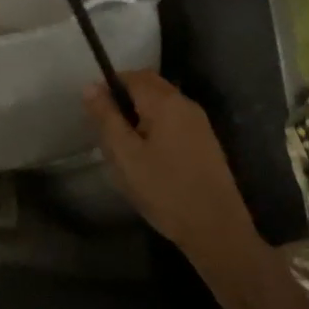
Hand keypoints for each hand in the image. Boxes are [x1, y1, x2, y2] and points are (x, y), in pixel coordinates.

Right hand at [84, 70, 260, 256]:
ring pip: (161, 105)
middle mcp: (185, 104)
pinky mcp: (206, 143)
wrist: (218, 232)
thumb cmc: (165, 191)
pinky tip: (151, 160)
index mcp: (165, 101)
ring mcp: (200, 124)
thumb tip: (90, 86)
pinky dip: (157, 129)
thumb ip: (106, 117)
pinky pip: (174, 121)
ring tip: (128, 150)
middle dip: (125, 101)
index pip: (131, 76)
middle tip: (110, 133)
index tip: (97, 116)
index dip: (109, 88)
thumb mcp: (125, 155)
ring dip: (140, 115)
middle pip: (148, 86)